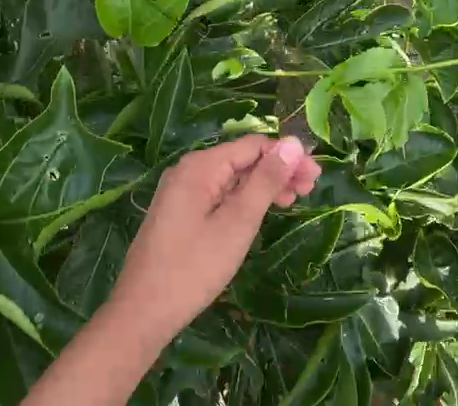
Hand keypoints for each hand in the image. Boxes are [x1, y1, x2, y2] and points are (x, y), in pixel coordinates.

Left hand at [106, 134, 321, 339]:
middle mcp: (189, 170)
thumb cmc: (193, 267)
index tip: (315, 176)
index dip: (288, 157)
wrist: (141, 314)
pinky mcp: (179, 212)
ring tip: (293, 201)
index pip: (254, 146)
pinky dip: (244, 200)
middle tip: (311, 189)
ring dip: (264, 186)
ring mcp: (181, 191)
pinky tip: (261, 211)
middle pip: (243, 160)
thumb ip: (266, 180)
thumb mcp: (238, 222)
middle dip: (278, 170)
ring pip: (232, 178)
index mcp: (201, 166)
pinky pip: (219, 194)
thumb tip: (294, 143)